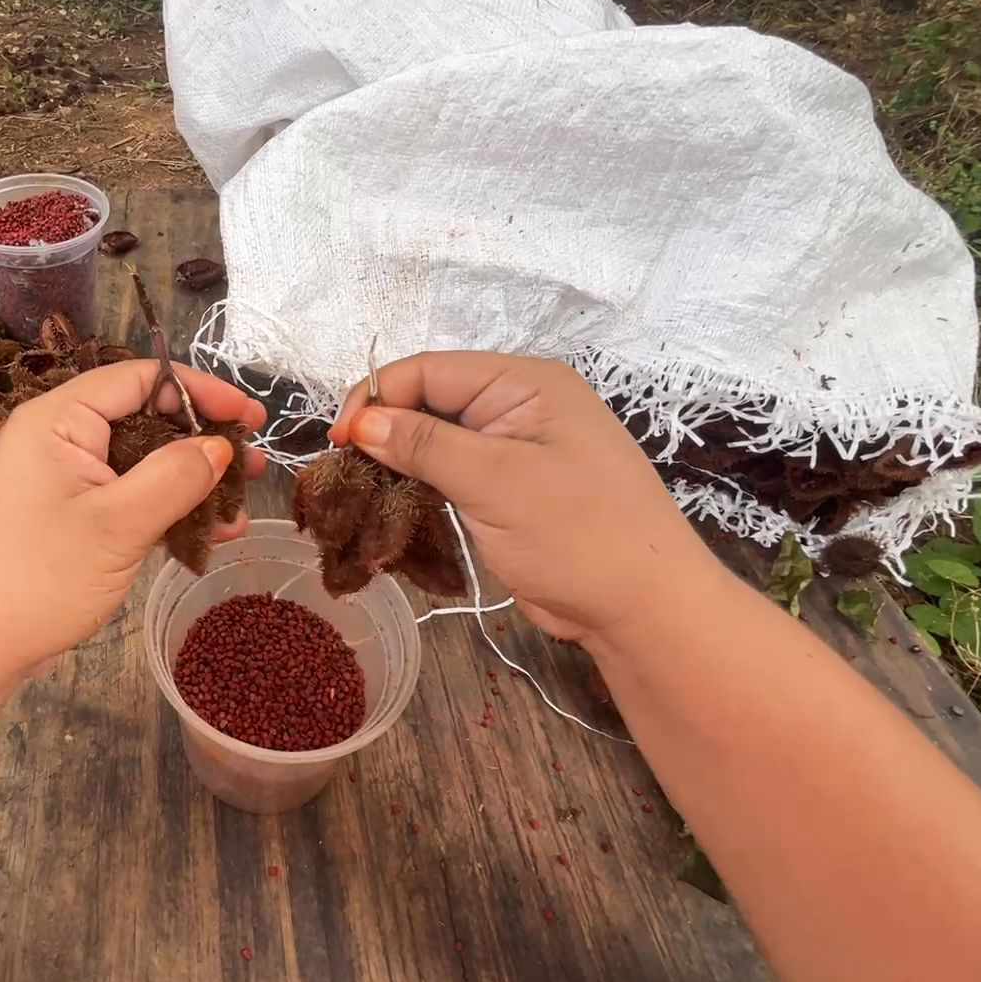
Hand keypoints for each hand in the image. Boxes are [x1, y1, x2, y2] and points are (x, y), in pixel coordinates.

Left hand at [0, 361, 266, 679]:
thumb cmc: (38, 577)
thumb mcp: (118, 525)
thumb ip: (174, 477)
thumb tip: (219, 446)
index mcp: (59, 420)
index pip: (140, 378)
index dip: (201, 391)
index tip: (252, 417)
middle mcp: (59, 439)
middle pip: (143, 419)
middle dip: (201, 443)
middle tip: (254, 466)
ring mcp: (62, 480)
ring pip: (139, 464)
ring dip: (189, 484)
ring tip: (240, 507)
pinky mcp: (67, 516)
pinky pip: (124, 498)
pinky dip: (163, 511)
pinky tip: (207, 534)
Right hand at [332, 352, 721, 641]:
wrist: (641, 610)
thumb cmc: (578, 534)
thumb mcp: (494, 481)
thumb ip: (423, 445)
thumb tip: (359, 423)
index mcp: (522, 384)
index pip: (428, 371)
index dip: (375, 398)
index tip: (339, 442)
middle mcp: (514, 406)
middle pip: (427, 401)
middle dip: (382, 429)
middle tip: (345, 468)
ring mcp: (509, 448)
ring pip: (432, 438)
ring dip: (395, 459)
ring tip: (360, 486)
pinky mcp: (502, 487)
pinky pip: (445, 471)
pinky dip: (415, 483)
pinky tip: (390, 501)